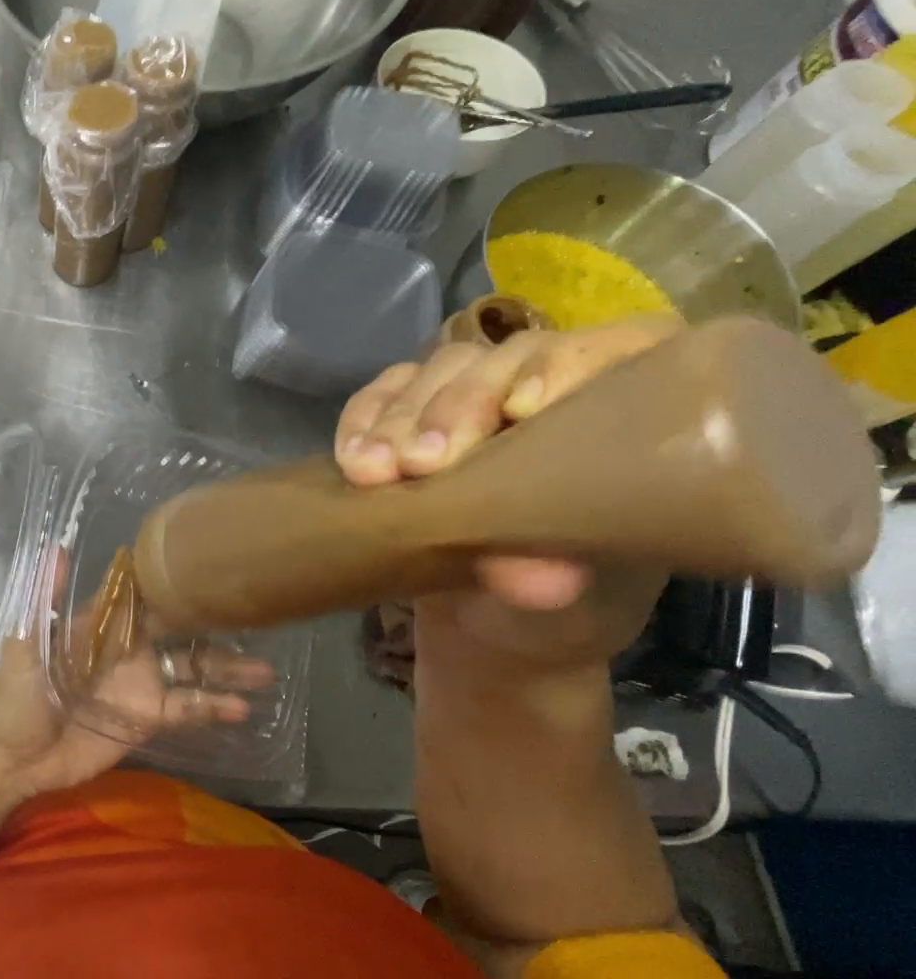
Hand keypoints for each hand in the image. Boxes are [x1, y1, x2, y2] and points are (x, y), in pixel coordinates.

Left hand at [0, 556, 275, 798]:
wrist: (13, 760)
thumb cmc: (14, 697)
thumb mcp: (24, 645)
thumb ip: (45, 600)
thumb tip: (57, 546)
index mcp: (98, 624)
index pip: (141, 594)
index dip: (172, 581)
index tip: (210, 566)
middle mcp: (126, 648)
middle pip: (178, 630)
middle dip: (214, 625)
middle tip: (256, 618)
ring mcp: (139, 684)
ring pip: (190, 669)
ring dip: (225, 668)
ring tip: (265, 671)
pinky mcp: (146, 719)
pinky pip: (185, 709)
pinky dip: (213, 707)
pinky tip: (242, 707)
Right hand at [333, 315, 682, 671]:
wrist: (493, 627)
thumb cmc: (558, 608)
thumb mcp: (573, 606)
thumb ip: (557, 580)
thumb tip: (535, 575)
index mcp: (629, 423)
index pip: (620, 351)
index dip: (571, 363)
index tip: (522, 411)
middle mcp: (551, 393)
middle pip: (507, 358)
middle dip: (456, 405)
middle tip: (420, 466)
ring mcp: (476, 400)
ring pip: (439, 370)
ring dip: (398, 417)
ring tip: (372, 474)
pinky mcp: (413, 415)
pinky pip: (382, 394)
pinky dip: (361, 420)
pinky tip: (349, 460)